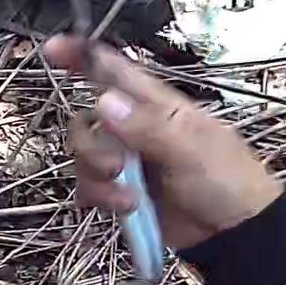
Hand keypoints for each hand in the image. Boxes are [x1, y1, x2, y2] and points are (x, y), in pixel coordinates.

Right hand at [46, 36, 281, 250]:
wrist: (234, 235)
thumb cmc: (227, 183)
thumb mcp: (193, 150)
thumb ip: (148, 128)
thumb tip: (103, 103)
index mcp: (157, 107)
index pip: (115, 72)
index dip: (82, 56)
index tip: (51, 49)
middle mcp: (134, 129)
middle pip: (86, 123)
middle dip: (90, 148)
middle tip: (116, 168)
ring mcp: (126, 161)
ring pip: (84, 158)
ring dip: (98, 179)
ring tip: (128, 197)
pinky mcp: (119, 190)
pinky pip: (89, 186)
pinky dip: (100, 198)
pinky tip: (126, 208)